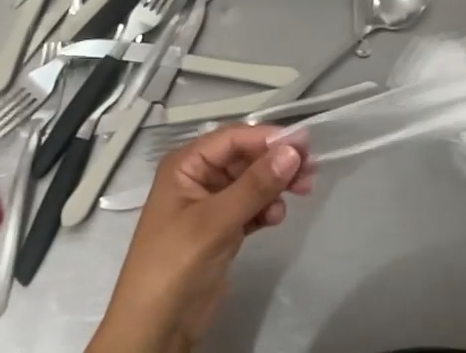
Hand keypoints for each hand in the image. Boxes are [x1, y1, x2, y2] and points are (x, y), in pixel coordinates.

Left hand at [90, 125, 314, 352]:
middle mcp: (198, 178)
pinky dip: (266, 208)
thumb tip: (292, 151)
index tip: (305, 144)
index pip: (233, 138)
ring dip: (275, 185)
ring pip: (251, 183)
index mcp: (186, 165)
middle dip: (276, 162)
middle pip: (245, 158)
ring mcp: (210, 205)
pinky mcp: (222, 230)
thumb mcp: (215, 222)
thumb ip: (255, 185)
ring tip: (303, 193)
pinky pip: (250, 207)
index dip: (268, 138)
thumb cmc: (175, 264)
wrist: (155, 328)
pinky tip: (276, 218)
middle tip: (311, 170)